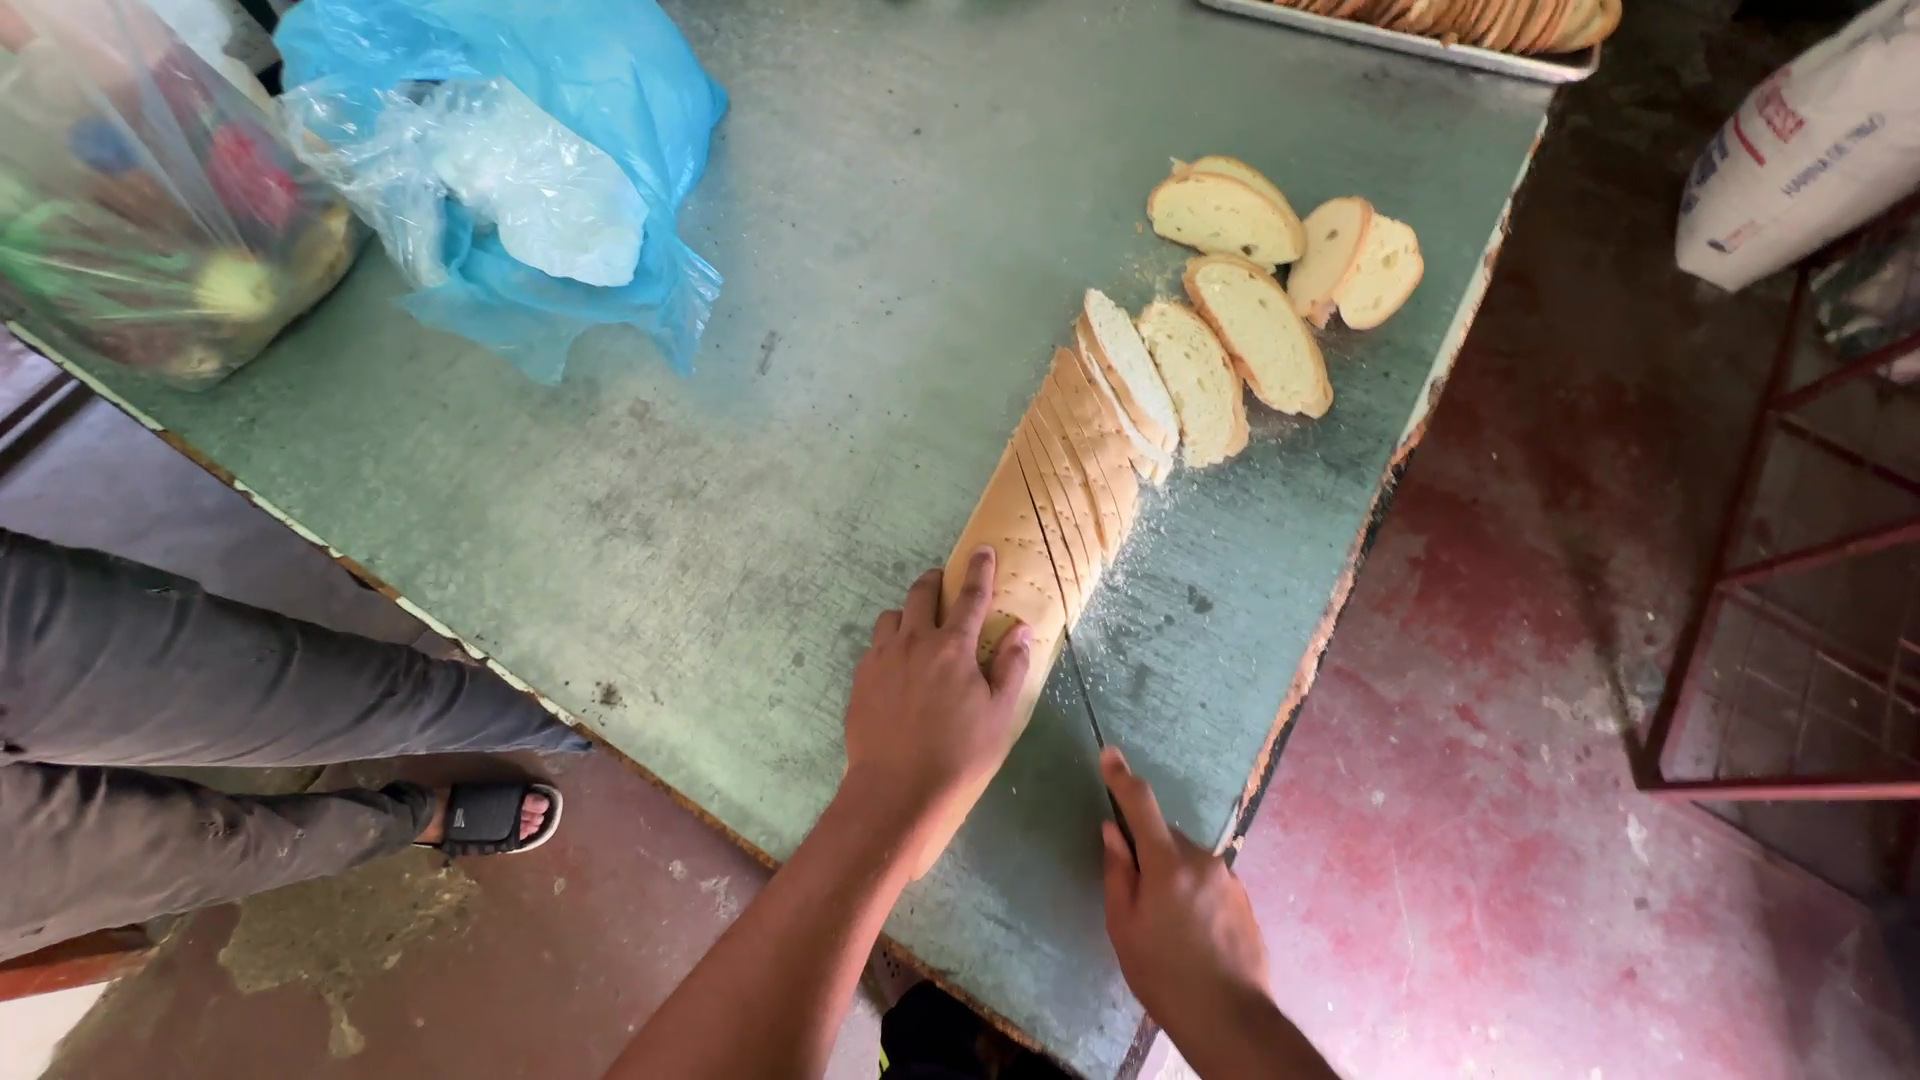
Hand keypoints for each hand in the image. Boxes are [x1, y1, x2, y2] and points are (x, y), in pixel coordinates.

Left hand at [842, 546, 1032, 831]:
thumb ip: (1010, 667)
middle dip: (935, 581)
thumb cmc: (959, 756)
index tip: (981, 550)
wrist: (897, 791)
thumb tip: (1020, 629)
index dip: (978, 570)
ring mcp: (881, 658)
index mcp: (953, 647)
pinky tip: (897, 668)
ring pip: (891, 616)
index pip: (970, 596)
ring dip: (907, 614)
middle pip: (921, 593)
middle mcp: (913, 641)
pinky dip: (889, 644)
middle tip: (944, 586)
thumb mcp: (1000, 715)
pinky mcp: (860, 679)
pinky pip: (874, 646)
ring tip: (918, 631)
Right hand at [1101, 747, 1274, 1056]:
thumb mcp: (1124, 926)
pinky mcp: (1244, 900)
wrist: (1232, 1021)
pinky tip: (1193, 934)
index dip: (1122, 777)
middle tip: (1138, 896)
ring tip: (1168, 927)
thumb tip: (1111, 831)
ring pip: (1187, 861)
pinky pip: (1208, 881)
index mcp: (1167, 863)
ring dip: (1173, 876)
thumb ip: (1118, 871)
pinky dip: (1194, 894)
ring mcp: (1228, 879)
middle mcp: (1202, 860)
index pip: (1141, 804)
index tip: (1110, 754)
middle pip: (1165, 838)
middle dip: (1149, 852)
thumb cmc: (1163, 975)